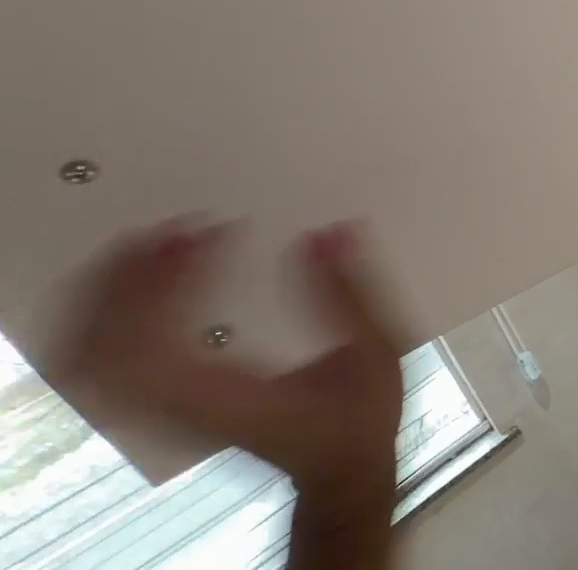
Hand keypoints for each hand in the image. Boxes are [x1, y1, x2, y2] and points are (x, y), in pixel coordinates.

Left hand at [56, 221, 403, 500]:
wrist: (338, 466)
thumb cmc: (356, 415)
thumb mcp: (374, 350)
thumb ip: (352, 292)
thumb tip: (332, 232)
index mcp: (222, 396)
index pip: (160, 339)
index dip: (175, 278)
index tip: (216, 230)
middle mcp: (175, 407)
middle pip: (104, 346)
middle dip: (127, 278)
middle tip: (172, 227)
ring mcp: (157, 409)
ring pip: (87, 356)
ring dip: (106, 293)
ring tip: (148, 242)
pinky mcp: (158, 402)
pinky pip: (100, 363)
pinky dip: (104, 316)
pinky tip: (133, 283)